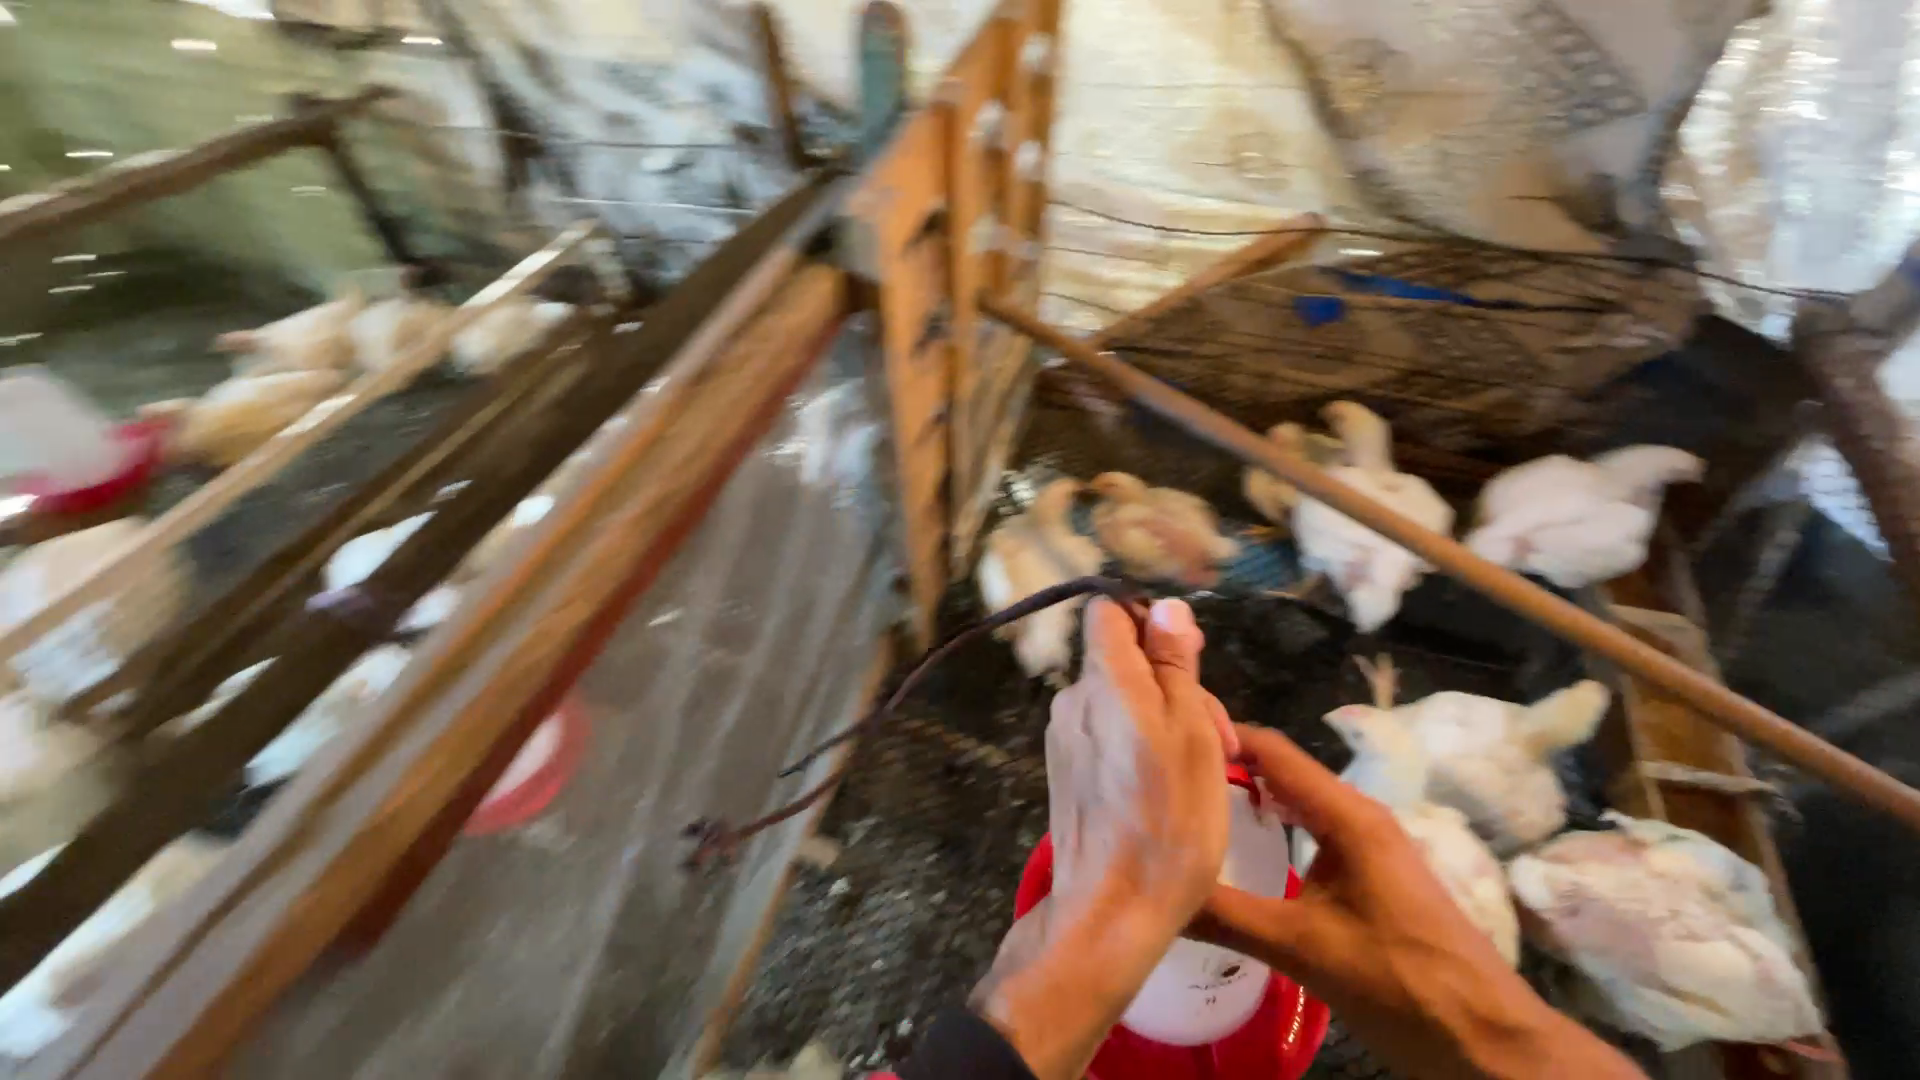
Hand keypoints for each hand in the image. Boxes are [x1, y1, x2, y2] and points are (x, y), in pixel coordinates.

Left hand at [1046, 597, 1231, 929]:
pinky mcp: (1066, 768)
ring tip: (1203, 768)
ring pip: (1120, 698)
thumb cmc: (1167, 819)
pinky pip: (1107, 732)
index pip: (1107, 611)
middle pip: (1123, 659)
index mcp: (1103, 681)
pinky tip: (1167, 786)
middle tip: (1217, 735)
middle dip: (1173, 683)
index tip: (1187, 659)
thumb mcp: (1189, 732)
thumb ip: (1173, 664)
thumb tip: (1166, 606)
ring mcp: (1065, 736)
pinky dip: (1139, 744)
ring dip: (1164, 717)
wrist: (1111, 909)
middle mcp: (1072, 699)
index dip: (1147, 620)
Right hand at [1191, 725, 1647, 1079]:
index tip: (1164, 742)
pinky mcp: (1370, 874)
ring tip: (1189, 809)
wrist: (1492, 1046)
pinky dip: (1271, 830)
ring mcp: (1367, 845)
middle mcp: (1357, 815)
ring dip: (1247, 800)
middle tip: (1164, 778)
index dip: (1219, 736)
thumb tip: (1152, 893)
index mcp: (1346, 814)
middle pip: (1280, 770)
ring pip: (1295, 802)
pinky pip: (1308, 831)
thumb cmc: (1402, 982)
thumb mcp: (1303, 949)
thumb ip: (1225, 915)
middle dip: (1225, 768)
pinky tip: (1241, 854)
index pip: (1271, 749)